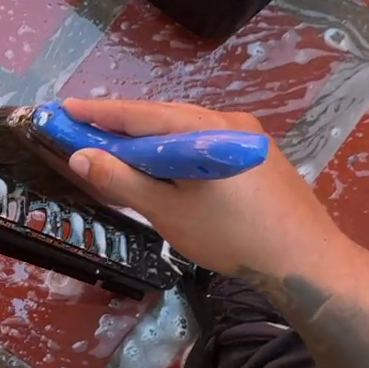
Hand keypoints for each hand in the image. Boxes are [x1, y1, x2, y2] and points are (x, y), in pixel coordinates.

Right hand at [61, 98, 350, 277]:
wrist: (303, 258)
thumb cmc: (228, 235)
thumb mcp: (165, 210)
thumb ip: (120, 180)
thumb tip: (80, 156)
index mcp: (200, 130)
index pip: (137, 115)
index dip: (98, 113)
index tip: (65, 109)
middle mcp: (224, 121)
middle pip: (160, 115)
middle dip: (119, 122)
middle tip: (84, 129)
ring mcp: (244, 134)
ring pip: (181, 126)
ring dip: (145, 135)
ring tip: (115, 146)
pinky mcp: (254, 151)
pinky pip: (199, 136)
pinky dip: (170, 143)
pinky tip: (160, 161)